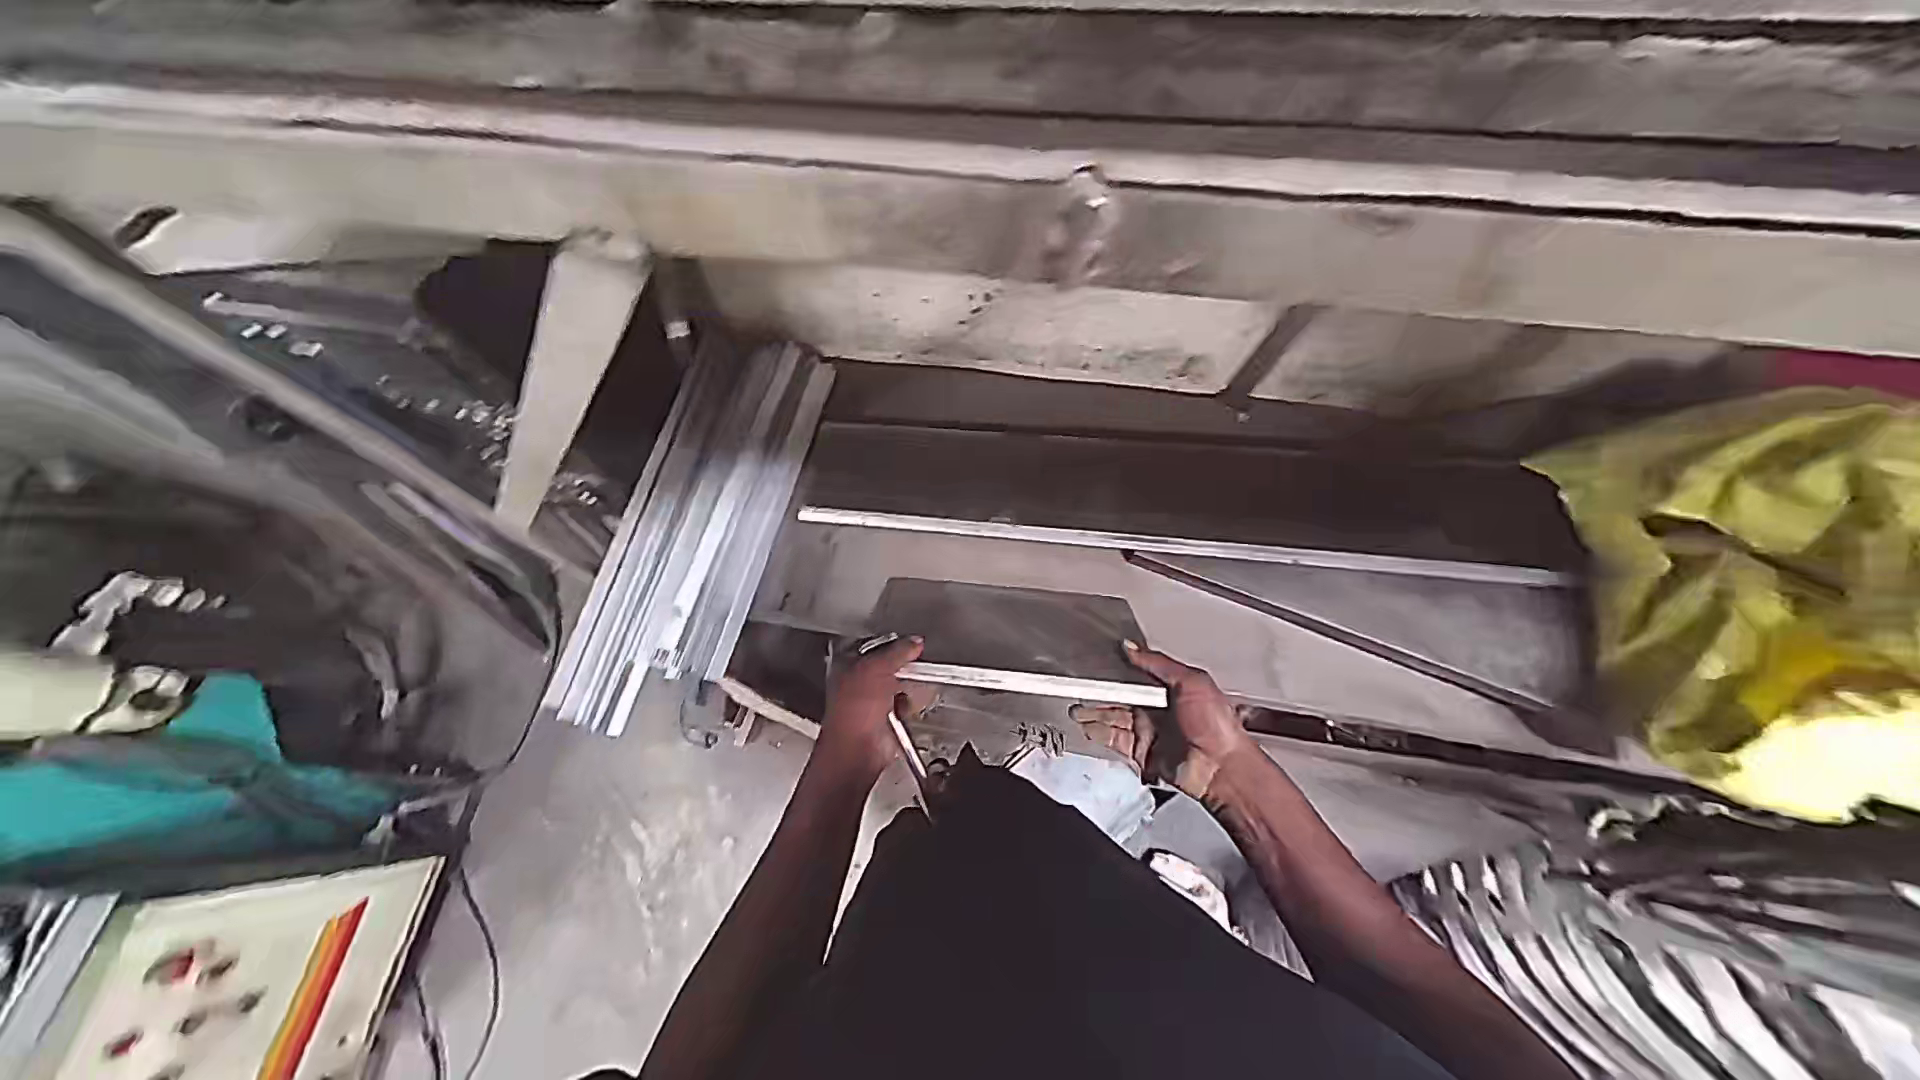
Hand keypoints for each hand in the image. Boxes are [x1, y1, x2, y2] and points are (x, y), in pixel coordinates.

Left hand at [812, 634, 923, 786]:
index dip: (891, 641)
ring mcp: (872, 700)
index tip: (908, 641)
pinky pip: (905, 704)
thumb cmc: (852, 712)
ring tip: (902, 693)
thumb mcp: (877, 668)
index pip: (873, 643)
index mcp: (847, 664)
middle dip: (901, 667)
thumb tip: (914, 642)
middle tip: (910, 666)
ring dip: (905, 688)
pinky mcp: (886, 718)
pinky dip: (907, 706)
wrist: (858, 750)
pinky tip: (902, 710)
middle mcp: (858, 681)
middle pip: (889, 664)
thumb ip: (897, 651)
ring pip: (899, 684)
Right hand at [1072, 641, 1256, 801]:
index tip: (1096, 666)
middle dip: (1098, 694)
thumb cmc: (1219, 726)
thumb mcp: (1191, 682)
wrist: (1223, 768)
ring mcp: (1148, 731)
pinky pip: (1114, 740)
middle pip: (1118, 698)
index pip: (1134, 676)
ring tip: (1077, 709)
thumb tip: (1131, 646)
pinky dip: (1099, 734)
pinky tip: (1087, 727)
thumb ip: (1158, 663)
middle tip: (1079, 688)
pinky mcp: (1141, 752)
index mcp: (1169, 689)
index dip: (1115, 672)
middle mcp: (1156, 709)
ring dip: (1093, 714)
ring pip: (1112, 719)